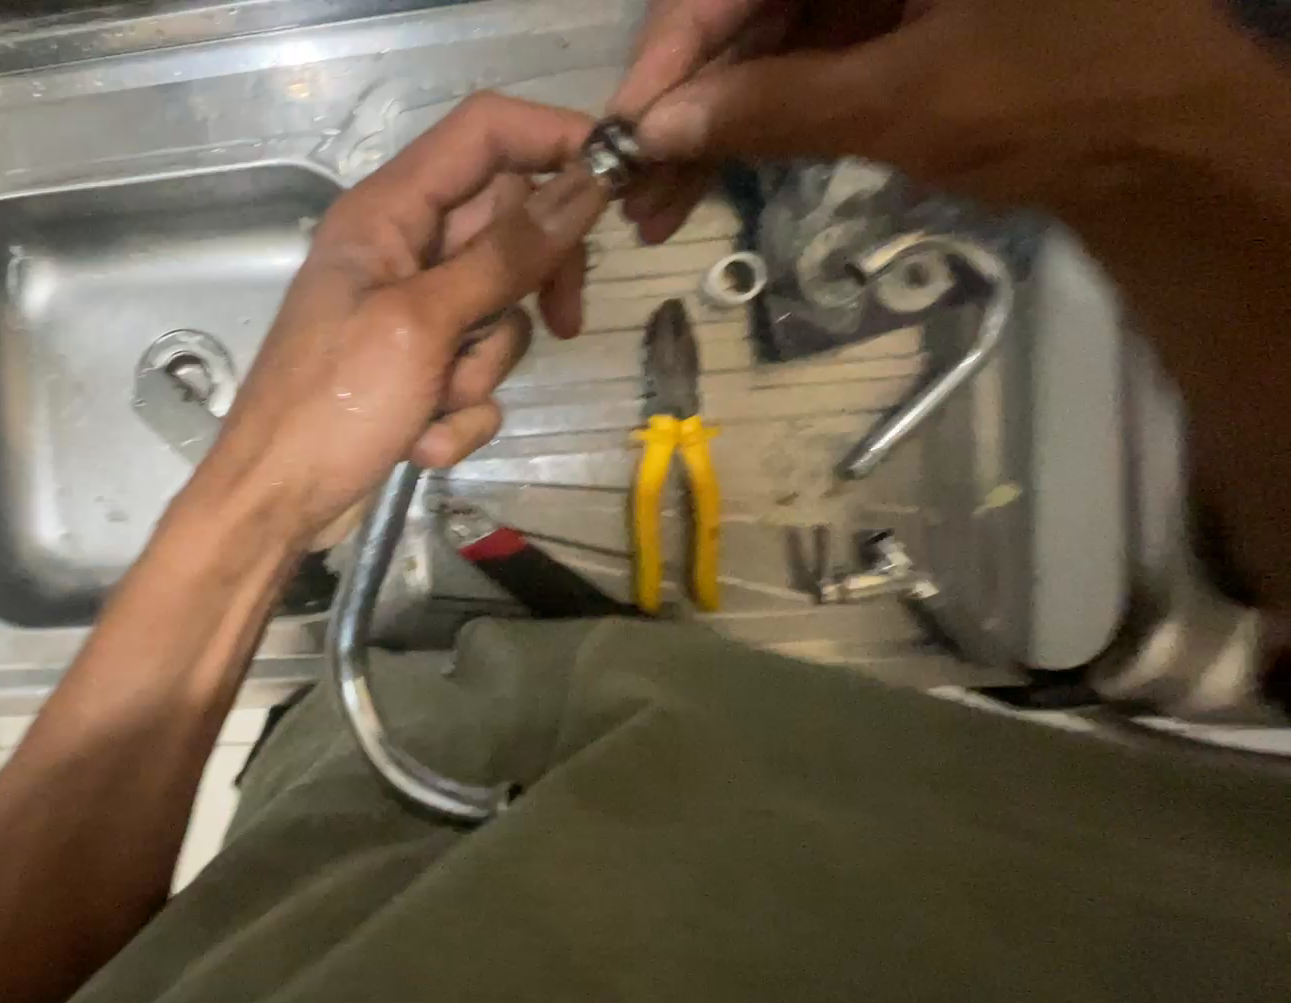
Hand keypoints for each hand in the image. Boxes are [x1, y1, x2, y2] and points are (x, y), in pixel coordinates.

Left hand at [185, 92, 610, 544]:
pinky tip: (415, 443)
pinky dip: (456, 417)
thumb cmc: (331, 408)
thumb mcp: (420, 325)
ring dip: (478, 372)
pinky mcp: (417, 375)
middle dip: (524, 292)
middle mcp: (401, 255)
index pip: (483, 134)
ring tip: (428, 405)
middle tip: (564, 322)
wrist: (278, 504)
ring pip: (498, 316)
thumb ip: (504, 256)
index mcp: (386, 215)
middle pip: (506, 230)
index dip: (553, 139)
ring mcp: (410, 319)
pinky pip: (473, 377)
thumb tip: (585, 183)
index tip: (615, 177)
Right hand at [608, 0, 1273, 223]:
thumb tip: (654, 128)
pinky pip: (782, 77)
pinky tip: (693, 189)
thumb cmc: (1054, 102)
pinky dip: (740, 135)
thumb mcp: (901, 104)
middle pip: (742, 10)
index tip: (624, 123)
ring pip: (754, 51)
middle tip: (625, 179)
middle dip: (681, 103)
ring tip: (651, 210)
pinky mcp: (871, 29)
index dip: (675, 46)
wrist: (1150, 149)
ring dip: (699, 133)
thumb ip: (770, 107)